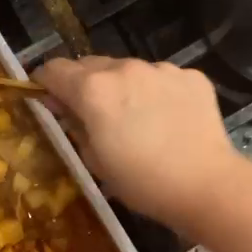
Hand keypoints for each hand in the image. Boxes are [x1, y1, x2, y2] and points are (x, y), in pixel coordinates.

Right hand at [35, 56, 246, 226]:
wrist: (205, 185)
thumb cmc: (142, 183)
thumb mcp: (95, 161)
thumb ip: (75, 126)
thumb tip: (63, 107)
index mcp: (94, 90)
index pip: (55, 70)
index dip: (45, 83)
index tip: (47, 99)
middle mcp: (125, 68)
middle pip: (91, 65)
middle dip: (84, 85)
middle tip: (91, 115)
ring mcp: (162, 69)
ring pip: (129, 70)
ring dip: (122, 88)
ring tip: (135, 120)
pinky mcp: (191, 77)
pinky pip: (162, 79)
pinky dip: (156, 93)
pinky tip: (166, 121)